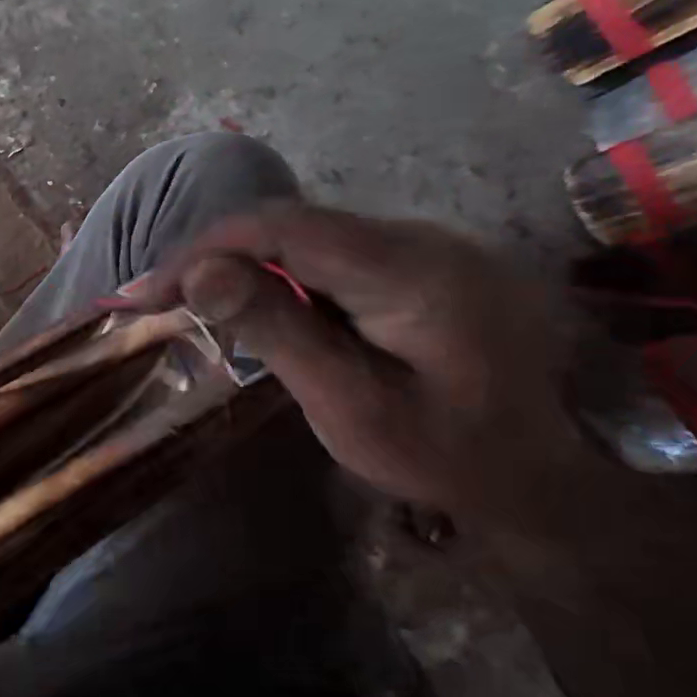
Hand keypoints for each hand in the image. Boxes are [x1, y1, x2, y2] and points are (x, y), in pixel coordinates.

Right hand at [129, 202, 582, 513]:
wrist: (551, 474)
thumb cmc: (449, 456)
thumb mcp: (353, 408)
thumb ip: (278, 332)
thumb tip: (200, 271)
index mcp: (412, 272)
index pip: (282, 228)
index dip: (203, 250)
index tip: (146, 294)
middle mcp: (416, 237)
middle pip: (286, 223)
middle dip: (210, 257)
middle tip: (153, 300)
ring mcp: (417, 244)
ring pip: (299, 233)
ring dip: (235, 264)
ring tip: (186, 303)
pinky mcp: (410, 259)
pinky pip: (321, 250)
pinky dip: (270, 273)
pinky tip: (250, 303)